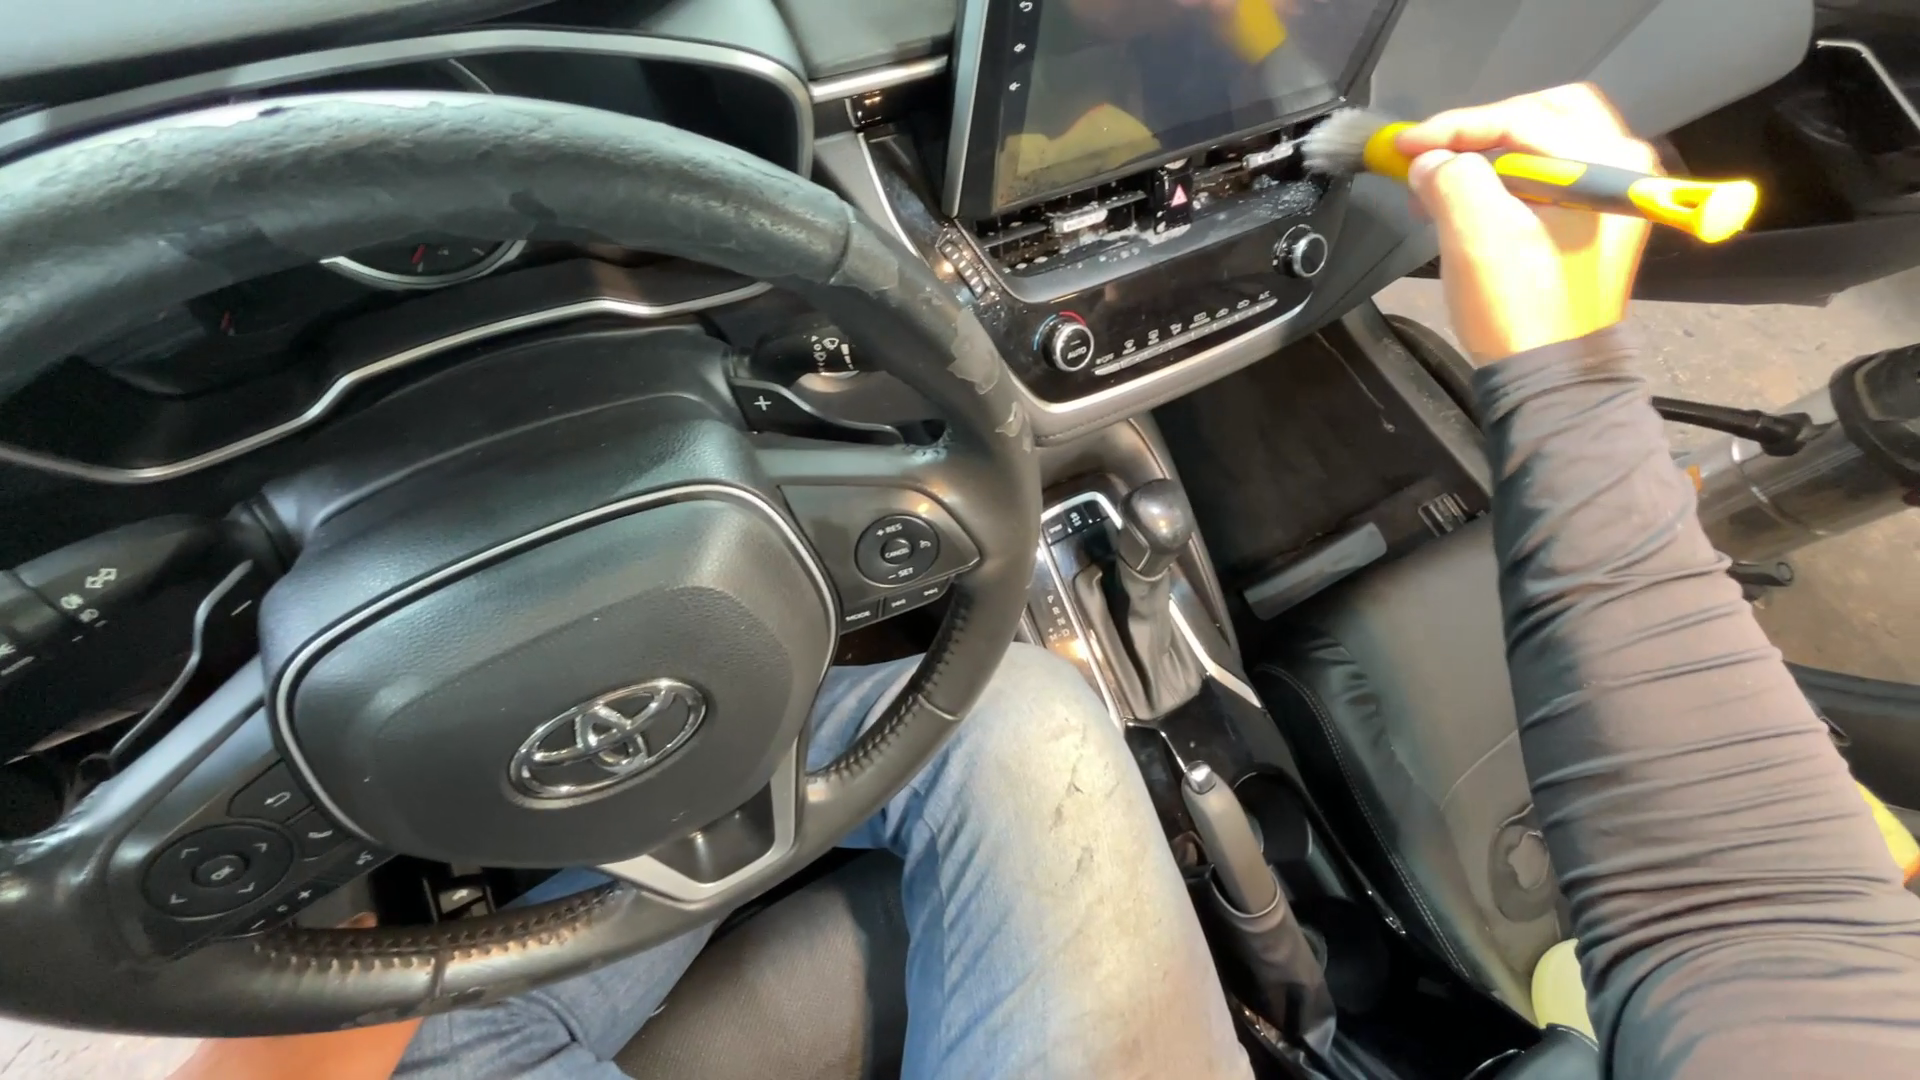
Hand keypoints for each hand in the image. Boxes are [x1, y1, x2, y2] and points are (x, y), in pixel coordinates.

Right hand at [1396, 83, 1656, 364]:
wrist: (1546, 373)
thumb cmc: (1517, 308)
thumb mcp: (1477, 238)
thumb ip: (1451, 182)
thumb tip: (1428, 164)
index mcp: (1603, 162)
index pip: (1520, 117)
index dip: (1454, 127)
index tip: (1402, 146)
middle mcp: (1616, 168)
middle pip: (1538, 119)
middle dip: (1474, 133)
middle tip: (1425, 156)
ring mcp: (1602, 197)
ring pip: (1536, 149)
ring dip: (1479, 158)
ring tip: (1432, 184)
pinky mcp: (1582, 224)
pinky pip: (1538, 180)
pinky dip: (1494, 182)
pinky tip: (1460, 204)